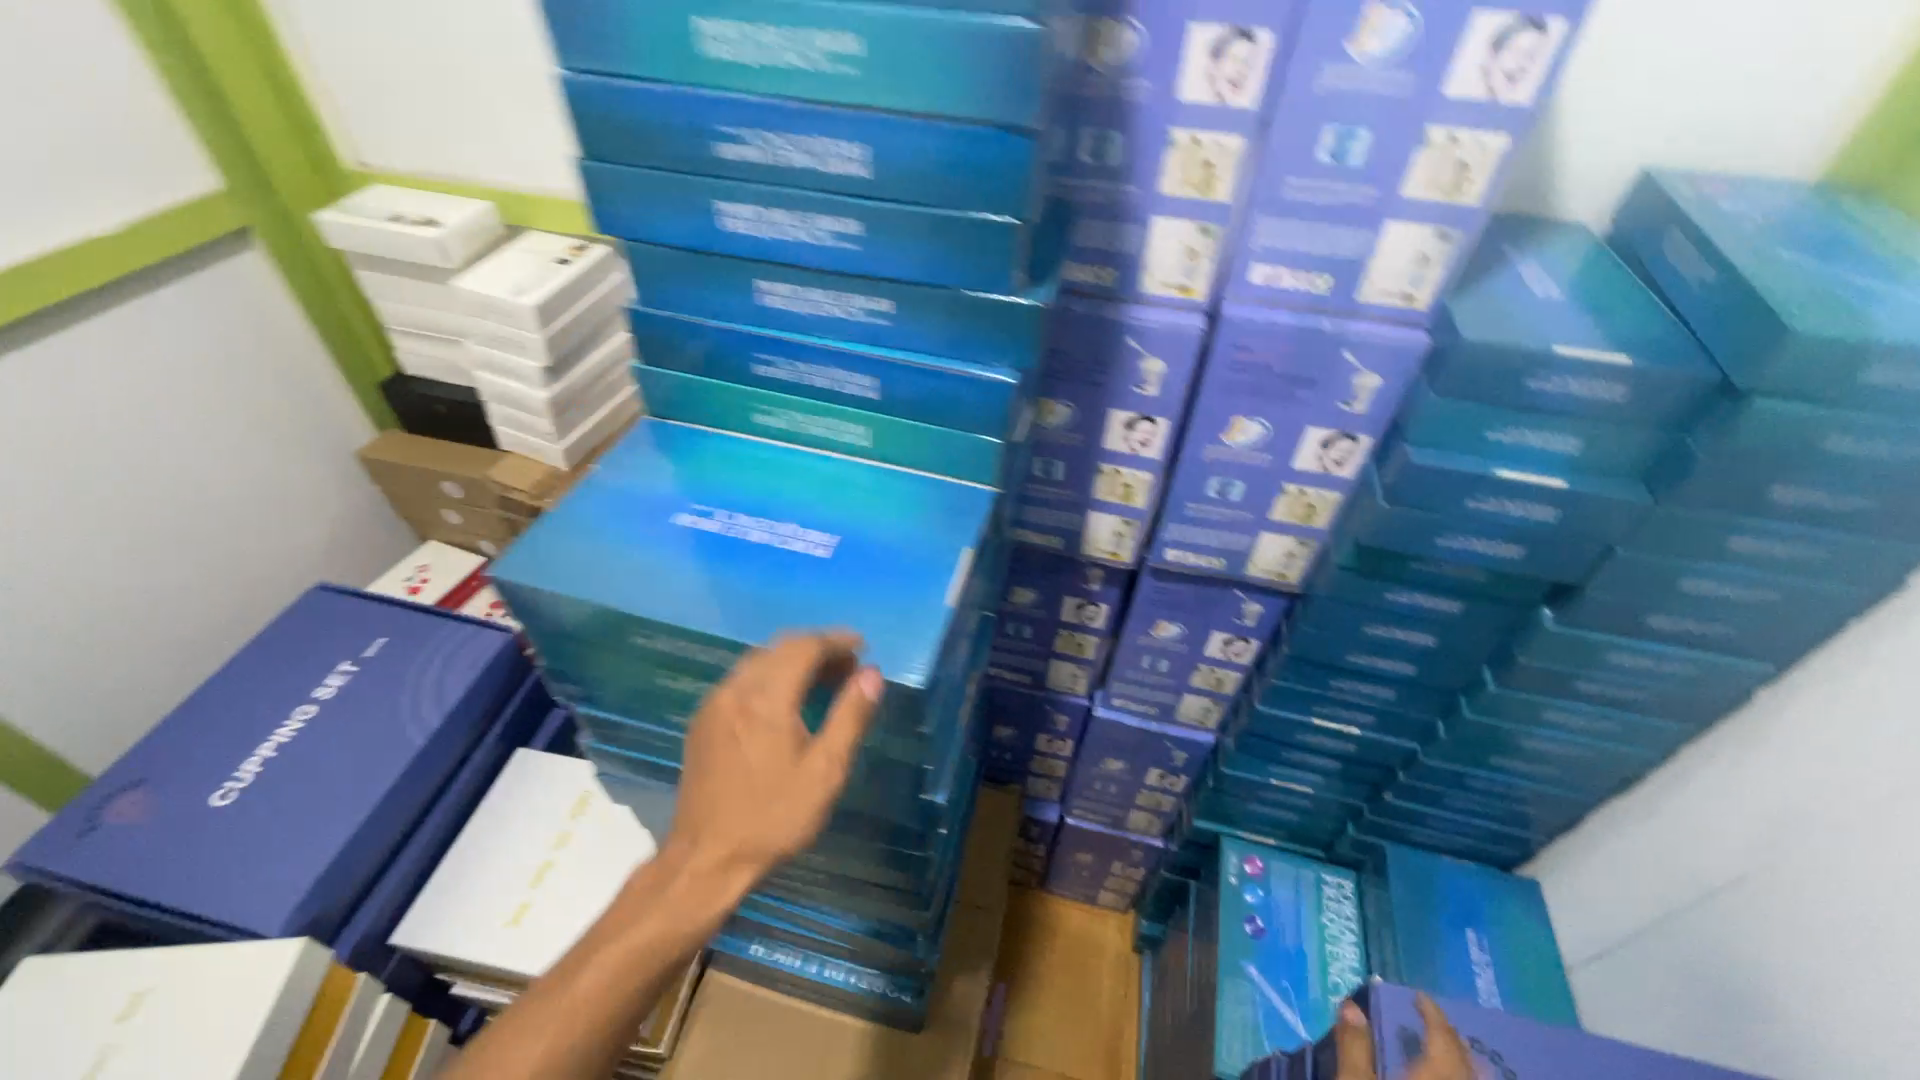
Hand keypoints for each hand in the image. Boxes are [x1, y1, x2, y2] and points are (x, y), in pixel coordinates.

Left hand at [660, 631, 882, 898]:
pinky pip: (740, 681)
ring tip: (824, 684)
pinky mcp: (702, 722)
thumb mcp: (826, 771)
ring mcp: (713, 705)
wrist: (707, 859)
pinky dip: (769, 678)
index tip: (863, 648)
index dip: (837, 641)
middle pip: (779, 648)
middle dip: (817, 649)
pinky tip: (785, 704)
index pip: (804, 647)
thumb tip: (872, 675)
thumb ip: (851, 716)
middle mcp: (734, 690)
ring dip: (792, 662)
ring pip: (757, 662)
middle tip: (849, 669)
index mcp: (766, 698)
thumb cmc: (774, 818)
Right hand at [1332, 993, 1475, 1079]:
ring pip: (1472, 1076)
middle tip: (1430, 1018)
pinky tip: (1448, 1074)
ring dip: (1459, 1058)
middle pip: (1462, 1057)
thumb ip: (1355, 1046)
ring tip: (1444, 1047)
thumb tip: (1350, 1005)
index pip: (1441, 1035)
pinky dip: (1460, 1074)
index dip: (1431, 1012)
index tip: (1419, 996)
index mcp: (1436, 1073)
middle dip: (1448, 1035)